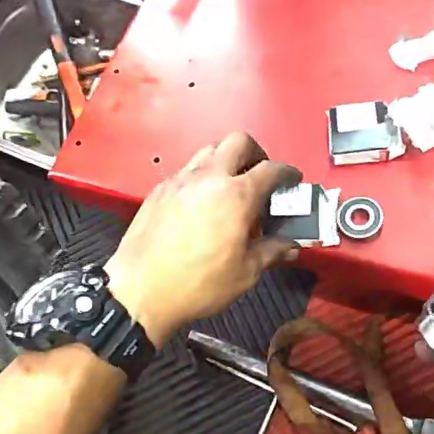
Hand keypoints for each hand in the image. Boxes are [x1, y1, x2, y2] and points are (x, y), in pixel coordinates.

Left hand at [105, 132, 300, 344]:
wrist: (141, 291)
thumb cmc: (196, 284)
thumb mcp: (245, 273)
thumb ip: (271, 252)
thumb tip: (289, 247)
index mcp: (236, 196)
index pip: (271, 170)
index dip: (287, 173)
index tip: (292, 180)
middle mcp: (209, 178)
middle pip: (239, 142)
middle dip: (256, 153)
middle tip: (261, 176)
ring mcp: (180, 181)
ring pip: (210, 151)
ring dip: (227, 160)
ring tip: (232, 188)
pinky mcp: (159, 191)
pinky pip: (186, 170)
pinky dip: (202, 177)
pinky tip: (203, 204)